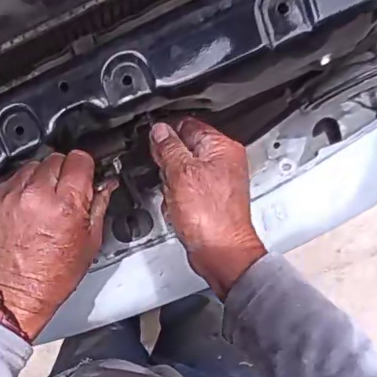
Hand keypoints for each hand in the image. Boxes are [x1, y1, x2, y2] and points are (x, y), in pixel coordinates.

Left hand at [0, 151, 118, 338]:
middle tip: (65, 195)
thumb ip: (99, 204)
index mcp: (65, 205)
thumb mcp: (90, 241)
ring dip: (41, 178)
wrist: (19, 291)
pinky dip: (21, 188)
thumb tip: (106, 184)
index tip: (84, 177)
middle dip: (64, 173)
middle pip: (55, 158)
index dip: (85, 168)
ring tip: (44, 202)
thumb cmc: (54, 274)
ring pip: (32, 165)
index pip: (79, 159)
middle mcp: (36, 196)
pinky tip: (27, 207)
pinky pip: (12, 179)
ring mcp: (12, 196)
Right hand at [148, 117, 266, 294]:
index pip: (188, 125)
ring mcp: (216, 182)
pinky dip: (175, 199)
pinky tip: (177, 208)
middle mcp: (223, 162)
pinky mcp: (209, 200)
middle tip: (168, 179)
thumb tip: (159, 131)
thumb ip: (169, 148)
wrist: (220, 251)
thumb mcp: (181, 174)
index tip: (154, 145)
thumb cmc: (210, 218)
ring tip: (175, 197)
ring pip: (180, 172)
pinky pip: (183, 191)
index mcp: (222, 148)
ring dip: (170, 184)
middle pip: (183, 149)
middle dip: (168, 164)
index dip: (167, 134)